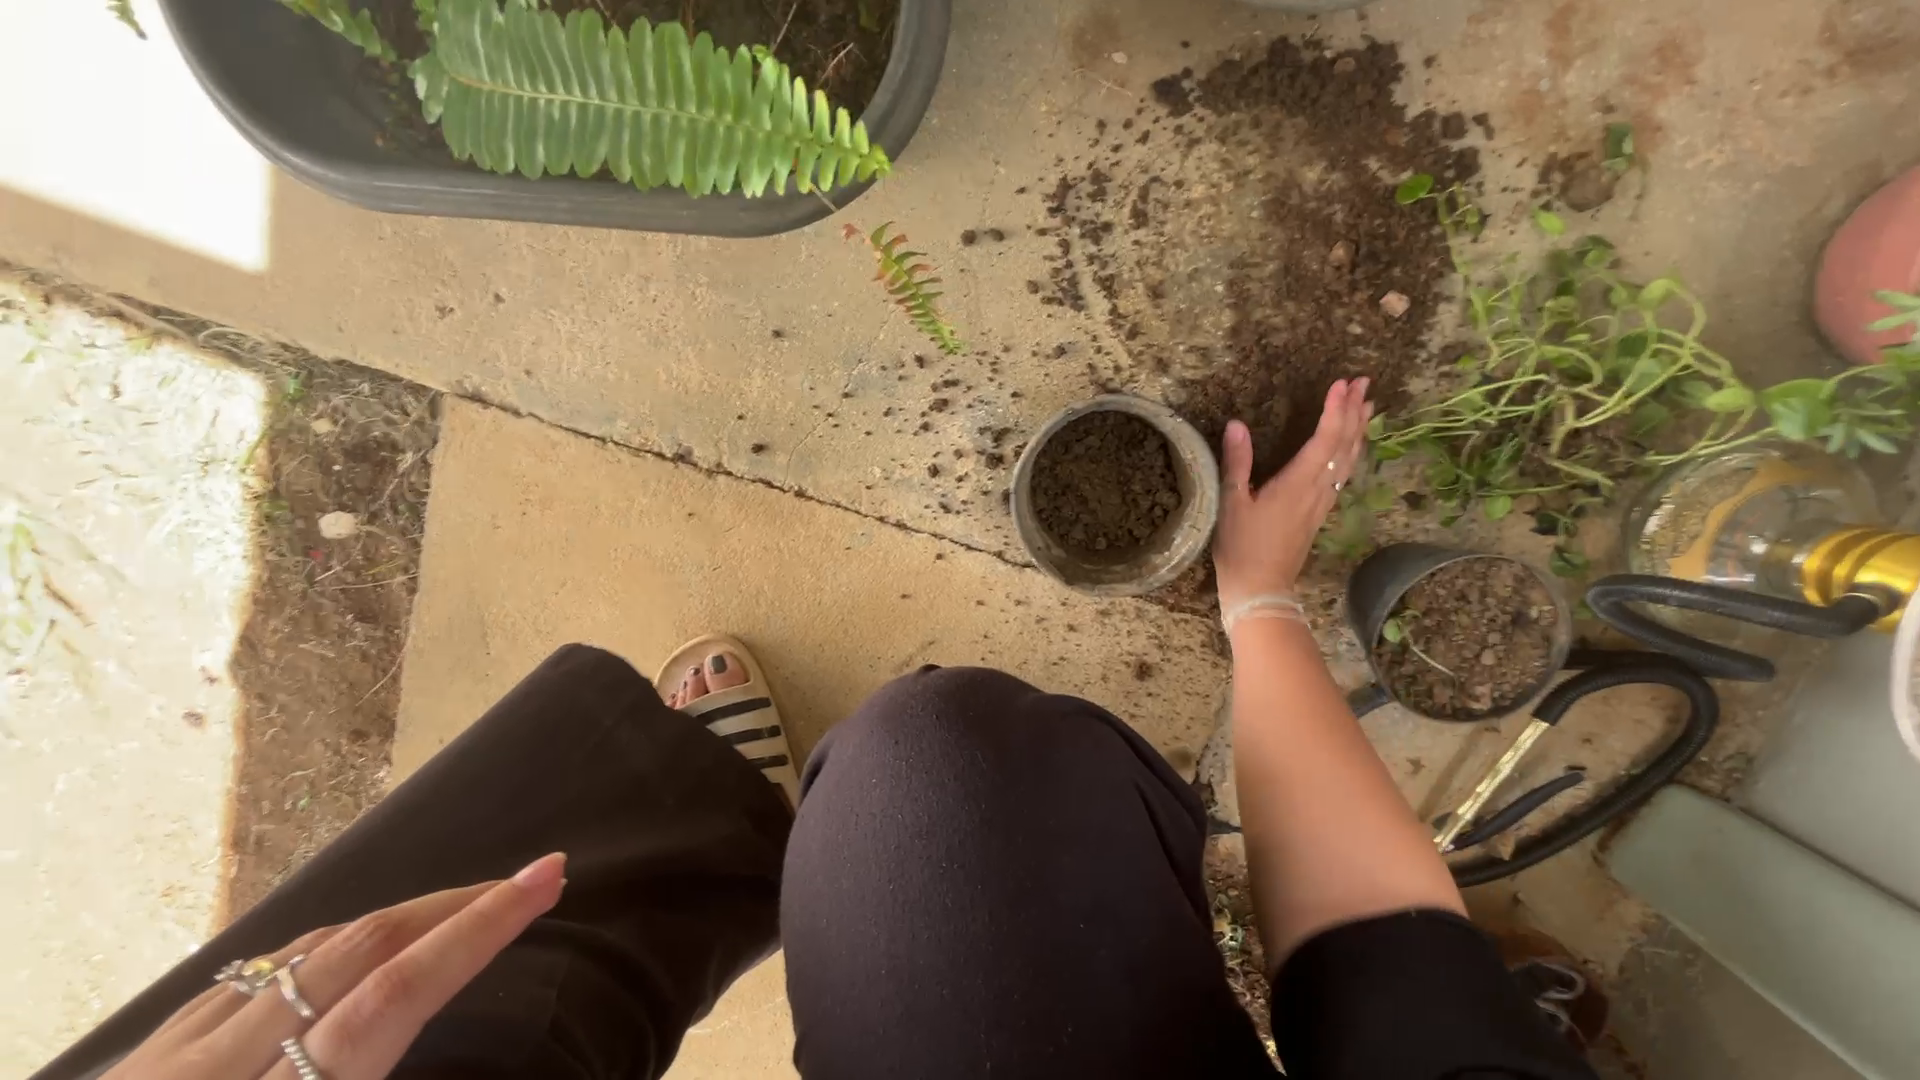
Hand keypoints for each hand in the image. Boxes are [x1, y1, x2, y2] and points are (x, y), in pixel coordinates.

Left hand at [106, 853, 566, 1079]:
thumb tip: (431, 1031)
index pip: (390, 997)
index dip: (475, 931)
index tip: (546, 878)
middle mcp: (210, 1073)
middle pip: (356, 951)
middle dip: (457, 903)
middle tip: (536, 877)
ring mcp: (164, 1060)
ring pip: (309, 950)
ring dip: (406, 916)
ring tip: (470, 905)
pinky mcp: (140, 1060)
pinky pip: (261, 973)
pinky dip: (339, 943)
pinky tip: (365, 947)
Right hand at [1213, 378, 1372, 611]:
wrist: (1261, 588)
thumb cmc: (1241, 547)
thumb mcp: (1231, 503)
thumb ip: (1237, 463)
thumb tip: (1236, 425)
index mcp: (1298, 484)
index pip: (1325, 439)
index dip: (1334, 410)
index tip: (1340, 384)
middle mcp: (1317, 490)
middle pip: (1345, 445)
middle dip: (1355, 412)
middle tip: (1363, 382)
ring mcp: (1321, 502)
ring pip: (1349, 460)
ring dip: (1358, 430)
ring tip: (1367, 406)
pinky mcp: (1318, 513)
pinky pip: (1343, 474)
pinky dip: (1351, 452)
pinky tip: (1351, 447)